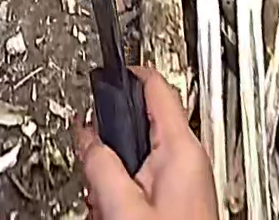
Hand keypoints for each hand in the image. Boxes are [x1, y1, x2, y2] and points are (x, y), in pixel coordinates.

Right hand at [77, 67, 217, 219]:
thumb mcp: (122, 204)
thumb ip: (100, 161)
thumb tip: (87, 134)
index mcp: (182, 148)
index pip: (155, 83)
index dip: (126, 73)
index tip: (104, 76)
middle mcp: (190, 161)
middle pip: (143, 120)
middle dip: (112, 136)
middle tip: (92, 154)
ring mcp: (188, 183)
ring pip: (141, 153)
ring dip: (115, 168)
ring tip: (101, 195)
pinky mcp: (182, 204)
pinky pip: (147, 179)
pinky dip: (126, 188)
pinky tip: (114, 210)